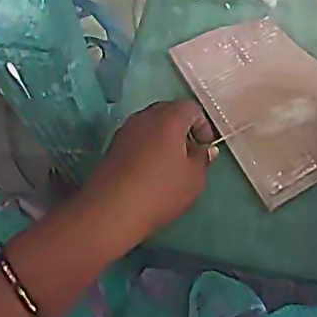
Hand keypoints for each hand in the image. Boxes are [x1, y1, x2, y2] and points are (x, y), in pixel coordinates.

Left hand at [79, 100, 217, 236]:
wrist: (111, 209)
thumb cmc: (160, 190)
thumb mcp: (194, 179)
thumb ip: (202, 159)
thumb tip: (203, 149)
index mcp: (168, 118)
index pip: (190, 107)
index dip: (202, 124)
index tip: (204, 147)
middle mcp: (145, 116)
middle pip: (168, 111)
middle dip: (182, 127)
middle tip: (189, 153)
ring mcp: (126, 129)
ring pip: (150, 124)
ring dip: (163, 137)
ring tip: (169, 164)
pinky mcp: (113, 145)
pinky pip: (137, 137)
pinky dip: (147, 146)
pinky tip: (150, 170)